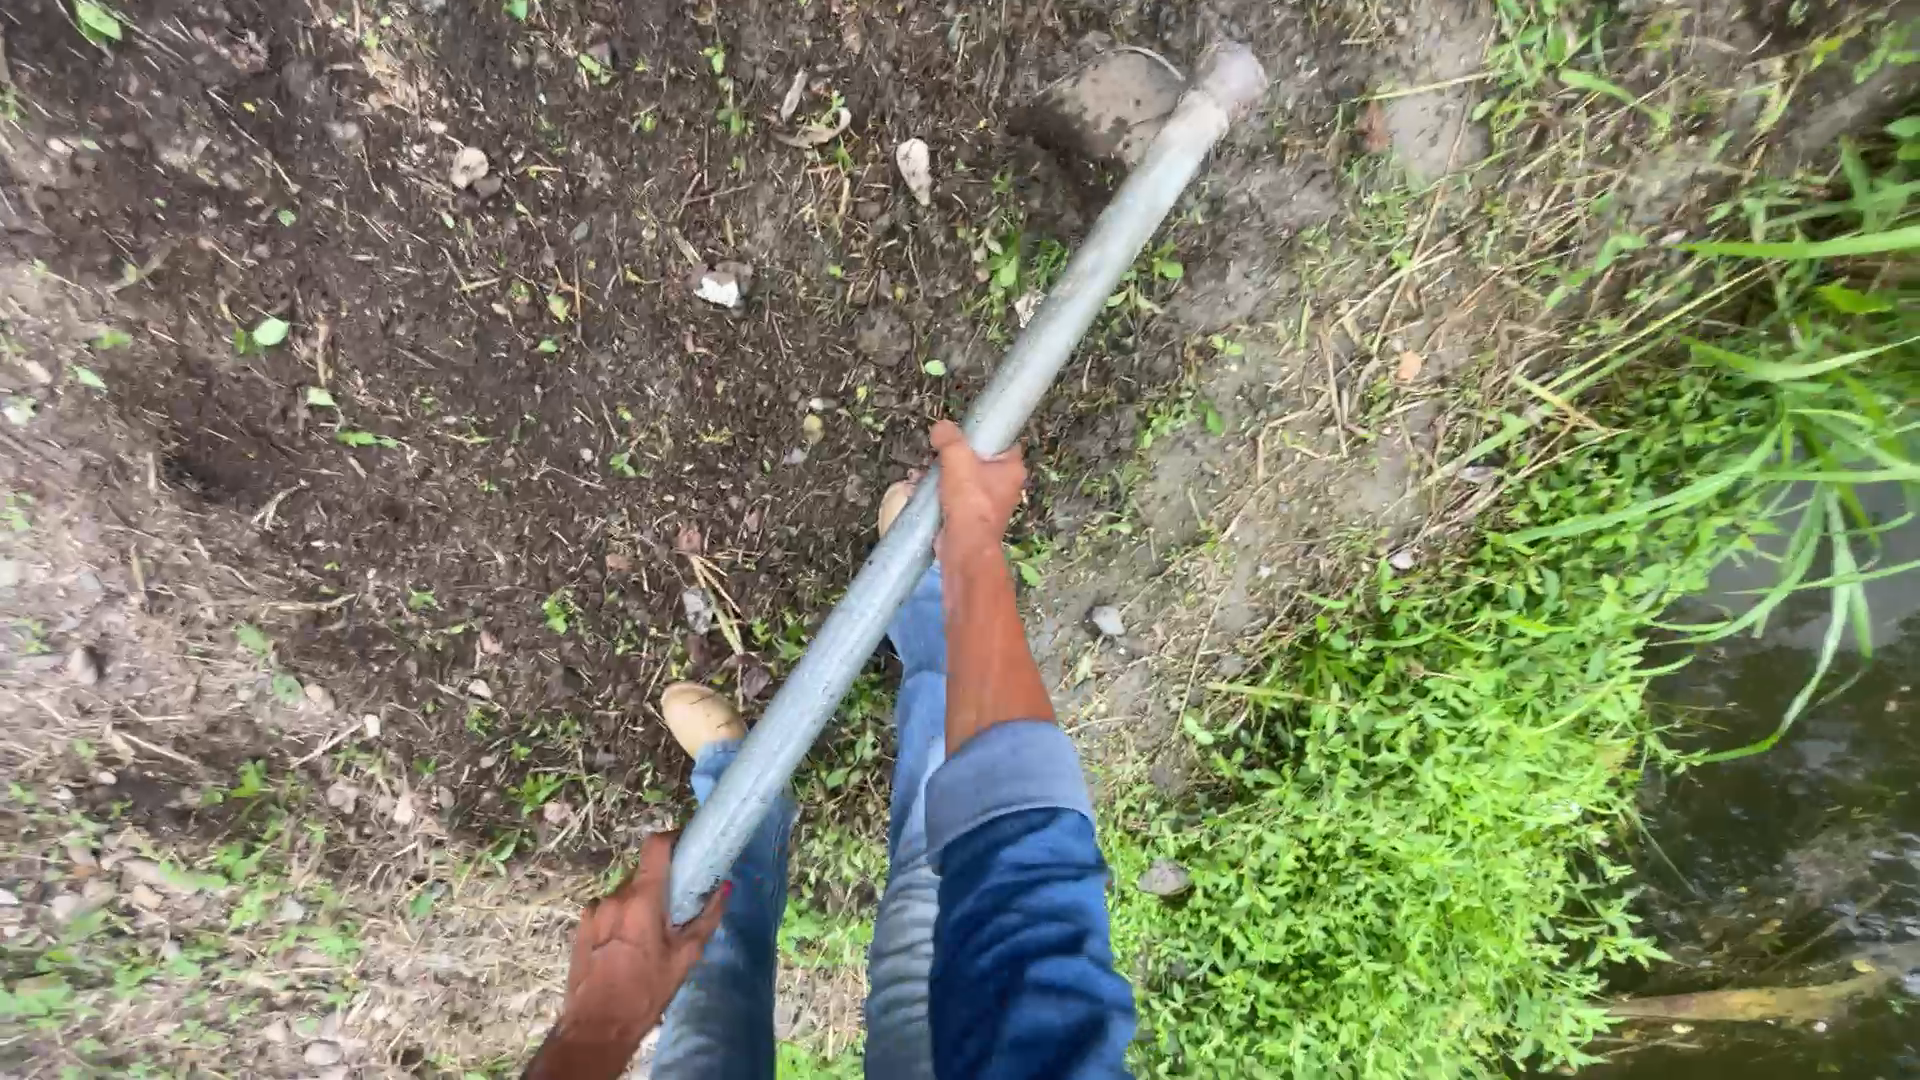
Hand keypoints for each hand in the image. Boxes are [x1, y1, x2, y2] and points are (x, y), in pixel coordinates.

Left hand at [525, 832, 727, 1078]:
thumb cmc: (647, 991)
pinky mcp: (580, 927)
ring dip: (639, 900)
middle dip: (660, 881)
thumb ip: (708, 916)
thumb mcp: (686, 955)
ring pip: (625, 891)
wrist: (596, 1029)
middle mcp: (616, 897)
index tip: (686, 843)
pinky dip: (620, 915)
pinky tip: (626, 942)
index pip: (655, 845)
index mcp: (643, 898)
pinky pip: (606, 908)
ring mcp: (594, 911)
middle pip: (643, 872)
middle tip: (674, 902)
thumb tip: (726, 886)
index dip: (672, 837)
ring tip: (649, 930)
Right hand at [930, 419, 1025, 557]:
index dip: (984, 434)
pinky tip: (919, 488)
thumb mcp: (958, 460)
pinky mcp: (970, 517)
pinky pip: (954, 497)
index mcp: (1012, 469)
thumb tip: (941, 427)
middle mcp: (1004, 486)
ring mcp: (987, 503)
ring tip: (920, 472)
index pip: (1004, 442)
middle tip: (936, 453)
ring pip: (963, 479)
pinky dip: (938, 492)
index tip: (964, 432)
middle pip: (978, 460)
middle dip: (952, 457)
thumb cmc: (970, 501)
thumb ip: (949, 439)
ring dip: (940, 474)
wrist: (965, 547)